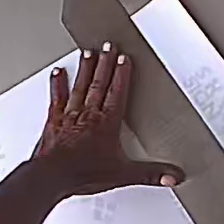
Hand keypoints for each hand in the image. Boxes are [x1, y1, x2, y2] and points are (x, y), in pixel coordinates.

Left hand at [32, 43, 182, 197]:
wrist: (51, 177)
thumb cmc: (82, 173)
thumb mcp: (123, 174)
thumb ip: (150, 174)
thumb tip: (172, 176)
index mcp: (107, 123)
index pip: (117, 92)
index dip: (122, 74)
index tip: (124, 58)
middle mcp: (88, 114)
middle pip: (99, 83)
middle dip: (105, 63)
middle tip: (108, 46)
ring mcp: (69, 115)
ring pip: (80, 86)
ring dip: (85, 69)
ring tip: (88, 53)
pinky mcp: (53, 121)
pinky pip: (57, 97)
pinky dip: (57, 84)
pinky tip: (58, 73)